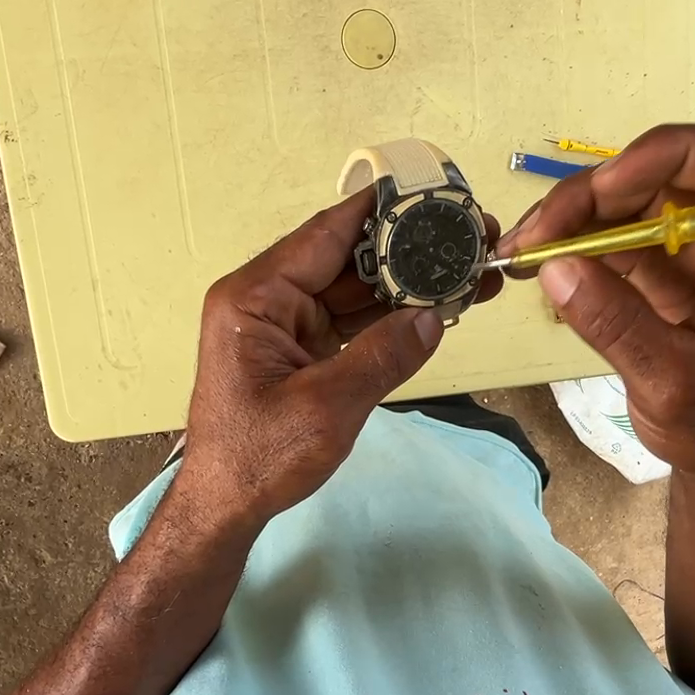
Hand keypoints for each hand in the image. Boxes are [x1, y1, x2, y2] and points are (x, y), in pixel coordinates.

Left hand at [179, 188, 498, 526]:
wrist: (227, 505)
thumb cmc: (261, 456)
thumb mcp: (327, 407)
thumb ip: (382, 357)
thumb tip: (434, 317)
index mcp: (256, 297)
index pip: (325, 235)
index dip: (381, 211)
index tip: (430, 189)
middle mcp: (269, 300)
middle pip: (346, 260)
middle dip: (407, 252)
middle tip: (467, 238)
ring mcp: (286, 326)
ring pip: (354, 292)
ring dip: (406, 286)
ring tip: (466, 273)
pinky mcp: (301, 352)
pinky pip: (351, 324)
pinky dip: (390, 320)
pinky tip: (434, 310)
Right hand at [497, 124, 694, 487]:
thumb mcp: (673, 384)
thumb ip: (618, 325)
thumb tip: (554, 268)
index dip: (667, 155)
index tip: (603, 188)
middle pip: (666, 176)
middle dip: (595, 193)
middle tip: (536, 233)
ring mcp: (693, 254)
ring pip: (632, 202)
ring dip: (572, 217)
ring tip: (522, 250)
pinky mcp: (661, 273)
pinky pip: (614, 238)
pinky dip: (573, 244)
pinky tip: (538, 263)